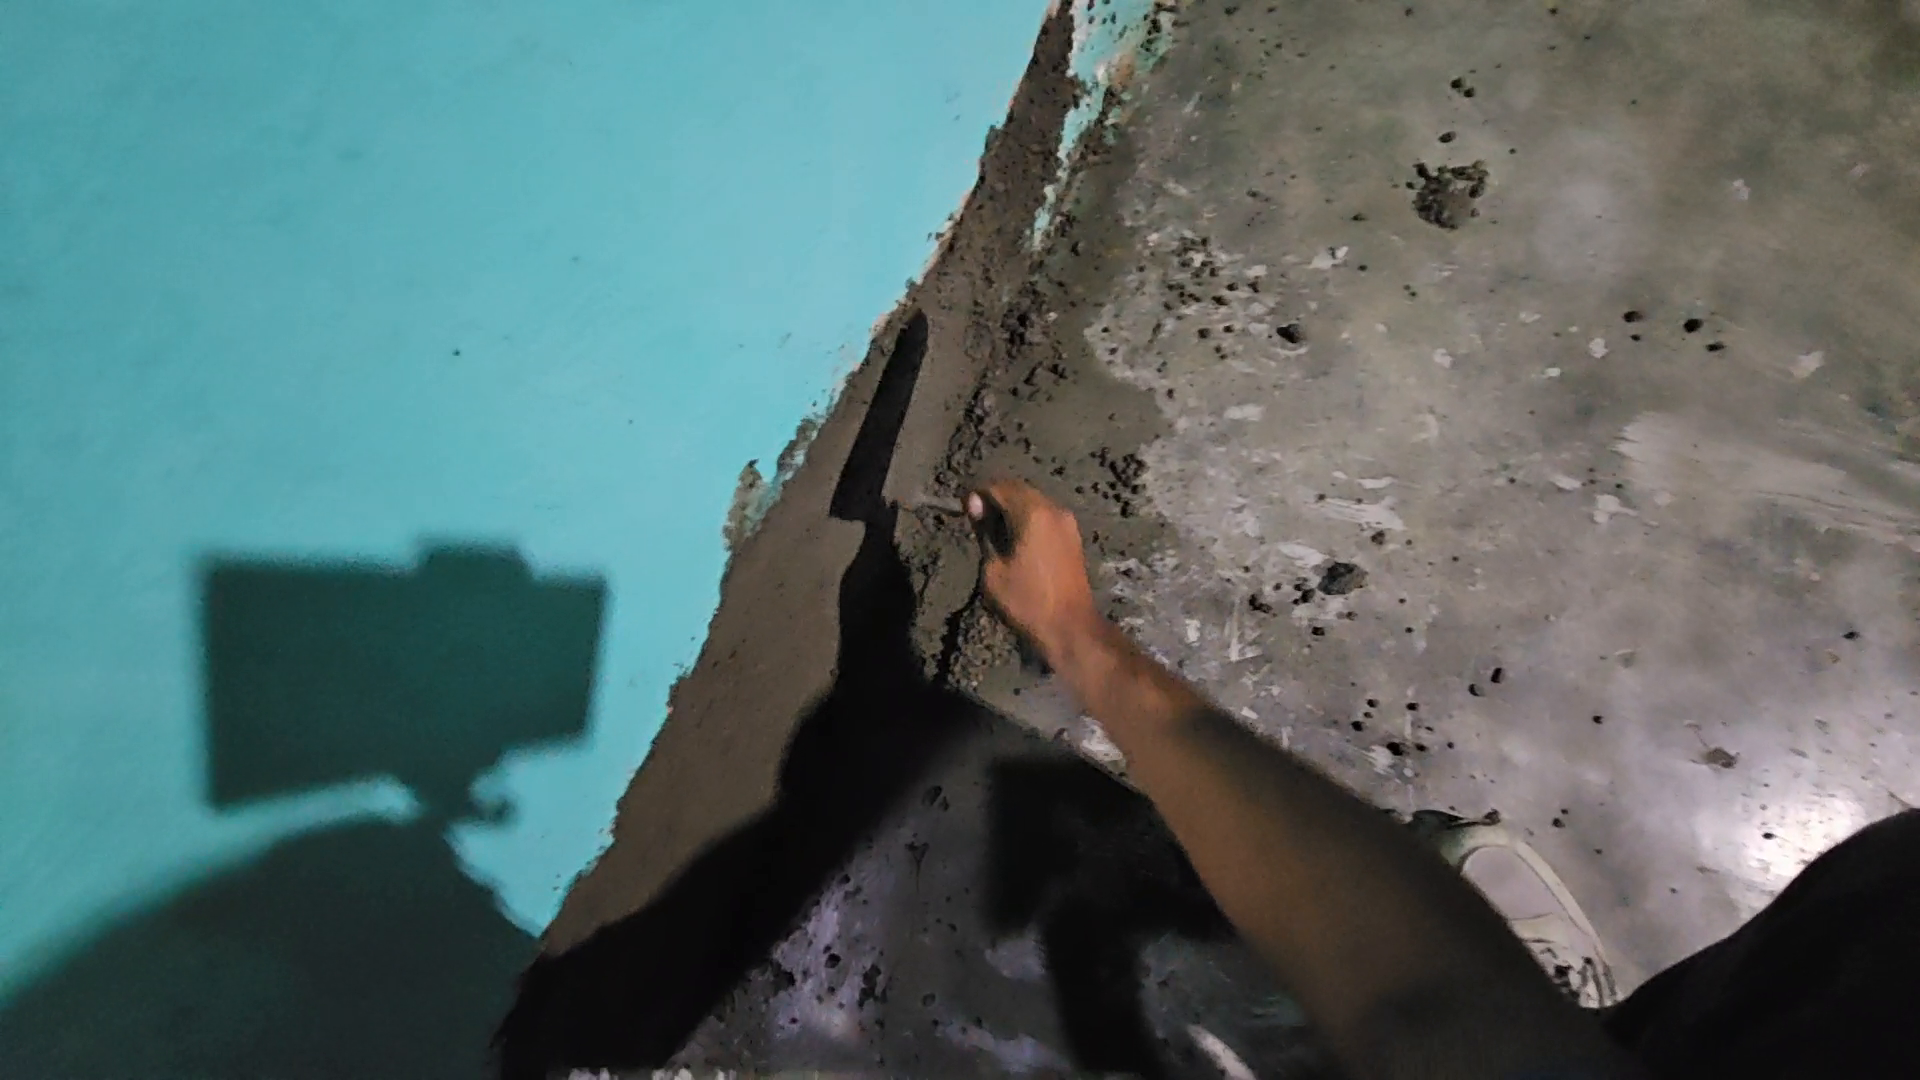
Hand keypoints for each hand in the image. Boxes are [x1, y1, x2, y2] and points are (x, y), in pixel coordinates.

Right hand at [967, 480, 1102, 662]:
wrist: (1070, 627)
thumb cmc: (1026, 601)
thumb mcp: (993, 569)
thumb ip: (984, 531)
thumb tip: (974, 504)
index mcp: (1033, 513)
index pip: (999, 487)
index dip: (978, 493)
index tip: (963, 508)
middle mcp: (1054, 509)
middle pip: (1019, 490)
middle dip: (996, 499)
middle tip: (976, 519)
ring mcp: (1067, 522)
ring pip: (1034, 501)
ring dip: (1012, 509)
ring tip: (994, 532)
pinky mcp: (1073, 536)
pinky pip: (1045, 516)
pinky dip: (1027, 519)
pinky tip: (1016, 540)